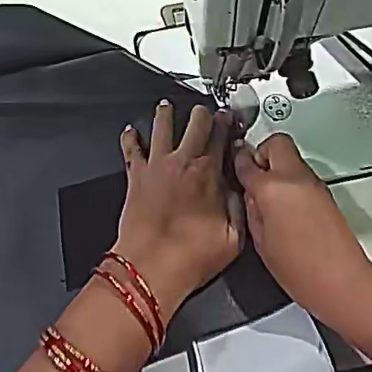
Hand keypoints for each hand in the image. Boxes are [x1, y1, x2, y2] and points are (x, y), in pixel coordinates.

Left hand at [114, 102, 242, 310]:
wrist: (151, 266)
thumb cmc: (190, 256)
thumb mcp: (233, 237)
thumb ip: (239, 207)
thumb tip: (241, 191)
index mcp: (208, 173)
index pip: (221, 136)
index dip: (227, 124)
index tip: (229, 120)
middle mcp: (182, 162)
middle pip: (195, 122)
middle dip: (202, 113)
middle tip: (205, 111)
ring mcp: (156, 166)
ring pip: (161, 126)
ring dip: (166, 114)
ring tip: (167, 105)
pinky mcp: (136, 176)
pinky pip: (131, 149)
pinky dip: (130, 137)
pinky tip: (130, 130)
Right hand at [236, 133, 371, 330]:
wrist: (344, 285)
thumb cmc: (305, 272)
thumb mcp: (260, 241)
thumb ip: (251, 209)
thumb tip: (250, 196)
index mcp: (272, 188)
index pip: (247, 160)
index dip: (238, 162)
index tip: (236, 165)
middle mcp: (296, 179)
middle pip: (276, 143)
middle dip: (262, 154)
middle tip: (254, 173)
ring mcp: (314, 184)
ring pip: (291, 157)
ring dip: (278, 168)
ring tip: (270, 196)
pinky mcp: (327, 194)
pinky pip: (303, 175)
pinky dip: (291, 183)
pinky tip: (286, 207)